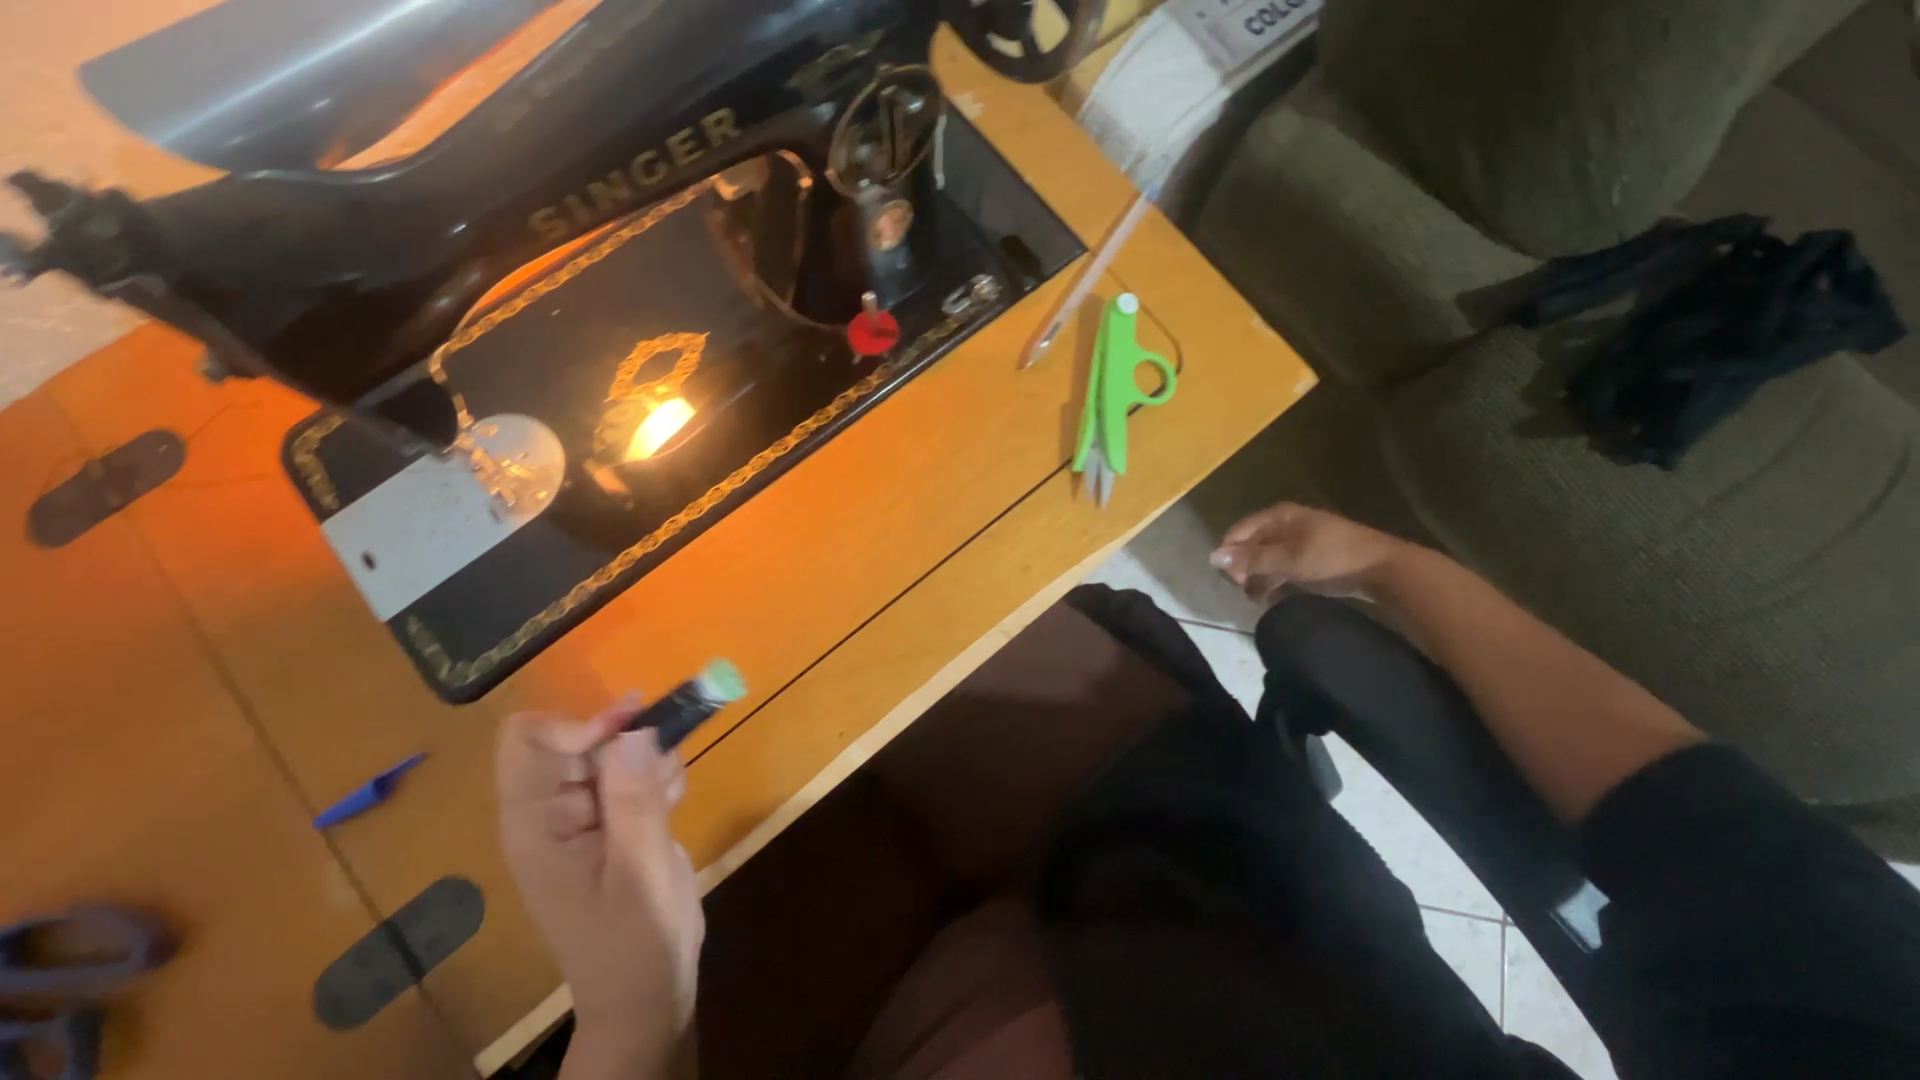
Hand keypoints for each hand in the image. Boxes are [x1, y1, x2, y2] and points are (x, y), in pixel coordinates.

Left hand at [496, 698, 703, 1078]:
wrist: (646, 998)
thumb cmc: (636, 943)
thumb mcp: (640, 871)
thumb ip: (634, 798)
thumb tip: (632, 729)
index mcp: (535, 826)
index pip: (530, 739)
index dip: (581, 723)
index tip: (639, 732)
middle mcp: (548, 813)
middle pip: (576, 738)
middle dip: (627, 742)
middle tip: (666, 774)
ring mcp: (579, 818)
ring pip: (610, 750)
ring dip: (648, 762)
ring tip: (669, 800)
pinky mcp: (608, 823)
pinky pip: (629, 774)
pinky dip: (656, 778)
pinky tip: (671, 808)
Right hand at [1210, 502, 1410, 603]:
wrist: (1383, 569)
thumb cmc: (1334, 558)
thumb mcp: (1289, 560)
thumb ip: (1251, 560)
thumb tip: (1212, 557)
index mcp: (1279, 516)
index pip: (1238, 532)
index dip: (1230, 555)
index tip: (1233, 581)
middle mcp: (1285, 524)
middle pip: (1250, 546)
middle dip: (1244, 569)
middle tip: (1248, 592)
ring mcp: (1299, 541)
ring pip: (1265, 560)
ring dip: (1259, 579)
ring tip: (1261, 599)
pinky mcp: (1310, 558)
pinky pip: (1281, 569)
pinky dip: (1275, 582)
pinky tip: (1276, 599)